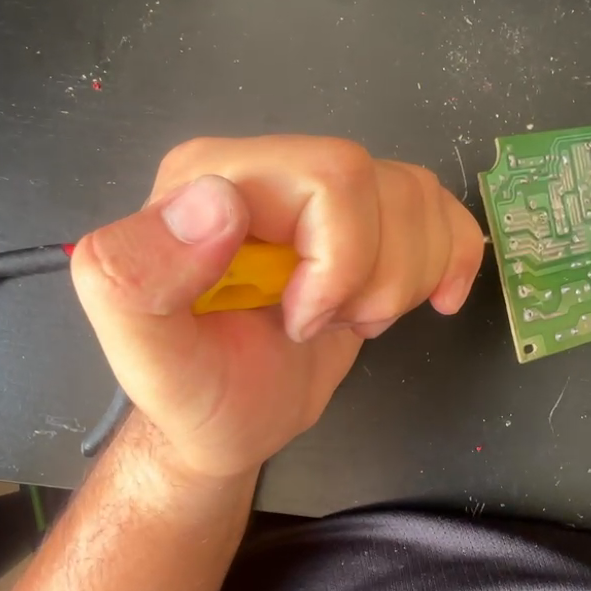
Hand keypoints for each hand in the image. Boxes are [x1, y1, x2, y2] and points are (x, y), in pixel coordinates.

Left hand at [70, 137, 484, 479]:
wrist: (232, 421)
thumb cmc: (195, 397)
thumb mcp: (149, 360)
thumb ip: (139, 277)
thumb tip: (218, 200)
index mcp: (209, 178)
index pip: (329, 177)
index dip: (338, 263)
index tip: (297, 323)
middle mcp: (266, 169)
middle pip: (380, 185)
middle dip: (373, 279)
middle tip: (324, 327)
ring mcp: (319, 194)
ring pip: (416, 198)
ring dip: (404, 282)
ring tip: (348, 323)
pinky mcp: (364, 223)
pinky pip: (438, 208)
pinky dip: (452, 258)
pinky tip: (435, 301)